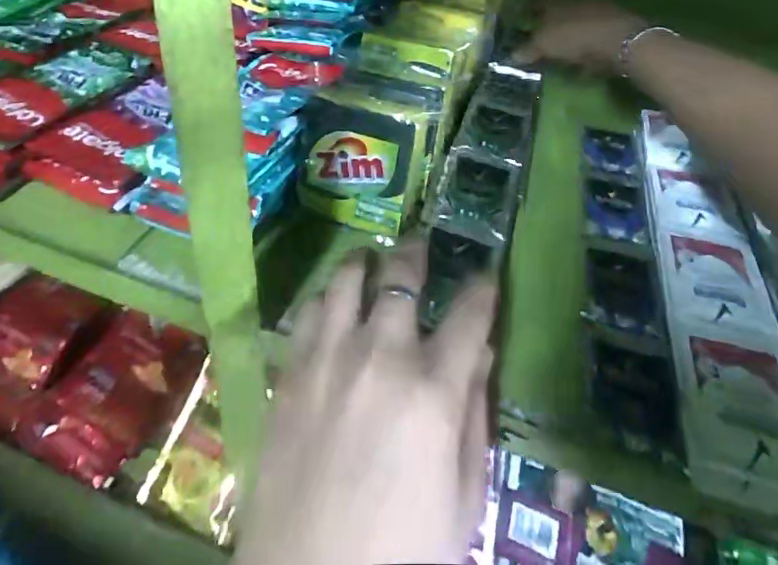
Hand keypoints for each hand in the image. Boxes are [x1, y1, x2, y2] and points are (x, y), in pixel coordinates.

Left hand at [236, 240, 496, 564]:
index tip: (486, 274)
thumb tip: (482, 356)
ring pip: (347, 280)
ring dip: (364, 263)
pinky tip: (330, 301)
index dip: (482, 290)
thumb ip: (473, 417)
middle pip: (401, 279)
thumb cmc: (404, 549)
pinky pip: (309, 311)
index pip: (469, 317)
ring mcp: (330, 356)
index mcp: (434, 390)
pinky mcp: (291, 369)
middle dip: (416, 254)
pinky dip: (326, 296)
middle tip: (421, 244)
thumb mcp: (463, 496)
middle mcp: (381, 355)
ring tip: (371, 259)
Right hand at [514, 0, 648, 73]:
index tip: (518, 14)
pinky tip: (583, 53)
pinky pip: (592, 31)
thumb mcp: (544, 45)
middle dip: (547, 18)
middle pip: (556, 7)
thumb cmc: (574, 36)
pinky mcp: (613, 21)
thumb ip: (527, 49)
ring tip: (560, 45)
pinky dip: (585, 40)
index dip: (525, 6)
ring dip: (568, 30)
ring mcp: (596, 7)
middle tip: (537, 32)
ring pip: (575, 18)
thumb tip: (511, 56)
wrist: (622, 39)